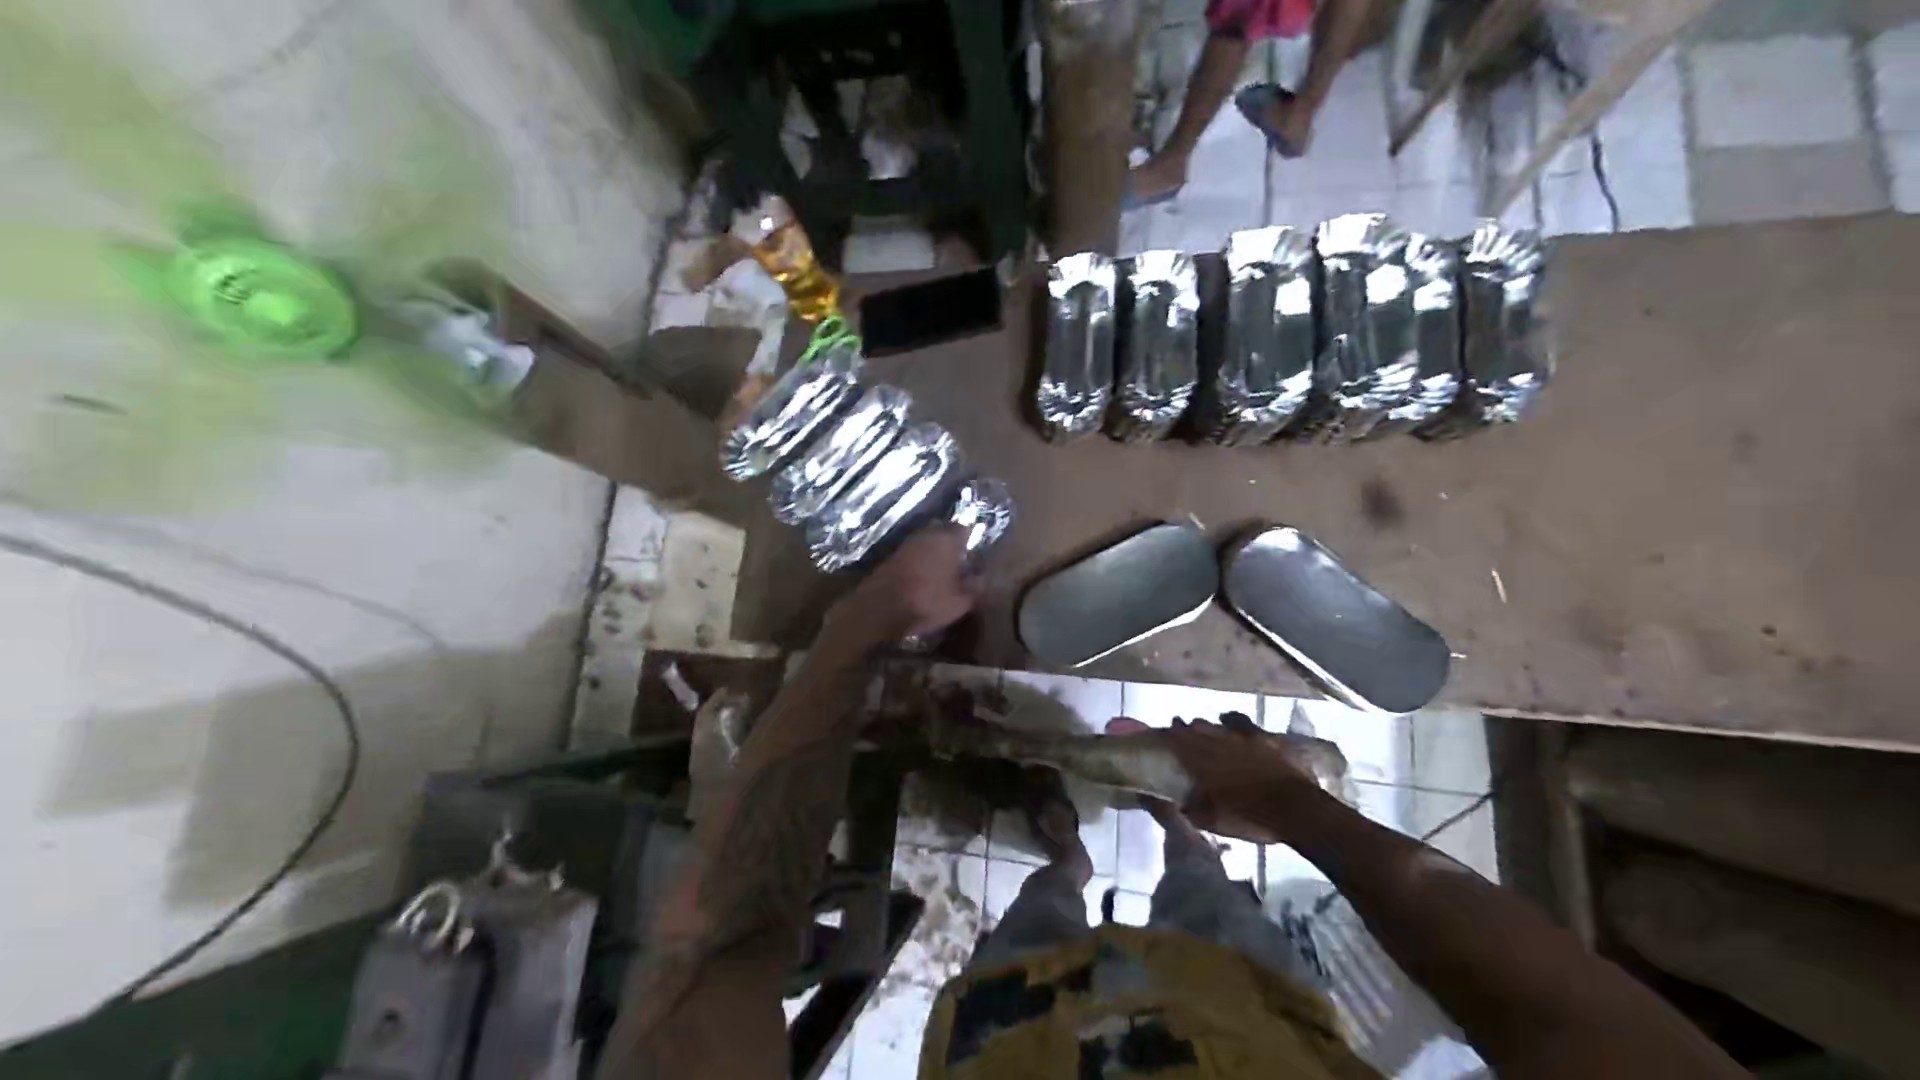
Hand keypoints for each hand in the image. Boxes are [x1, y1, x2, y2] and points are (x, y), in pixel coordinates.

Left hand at [826, 524, 975, 646]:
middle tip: (957, 558)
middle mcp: (926, 536)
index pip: (964, 528)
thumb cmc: (926, 602)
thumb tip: (982, 579)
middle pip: (941, 529)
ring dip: (932, 550)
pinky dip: (918, 559)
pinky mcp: (891, 556)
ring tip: (940, 569)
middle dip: (949, 540)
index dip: (970, 538)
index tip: (974, 551)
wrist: (880, 609)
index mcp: (947, 541)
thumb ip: (974, 588)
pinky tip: (921, 575)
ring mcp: (906, 544)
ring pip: (924, 540)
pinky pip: (911, 552)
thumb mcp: (959, 602)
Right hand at [1154, 715, 1324, 842]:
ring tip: (1199, 726)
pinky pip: (1240, 720)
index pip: (1178, 743)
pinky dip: (1231, 718)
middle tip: (1178, 730)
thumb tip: (1179, 804)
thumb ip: (1194, 811)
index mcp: (1203, 765)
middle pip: (1194, 730)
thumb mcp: (1217, 823)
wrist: (1296, 810)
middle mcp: (1217, 745)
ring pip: (1214, 724)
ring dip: (1204, 725)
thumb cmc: (1253, 818)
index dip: (1168, 737)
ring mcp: (1240, 738)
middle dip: (1184, 729)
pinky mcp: (1261, 736)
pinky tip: (1227, 718)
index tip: (1162, 735)